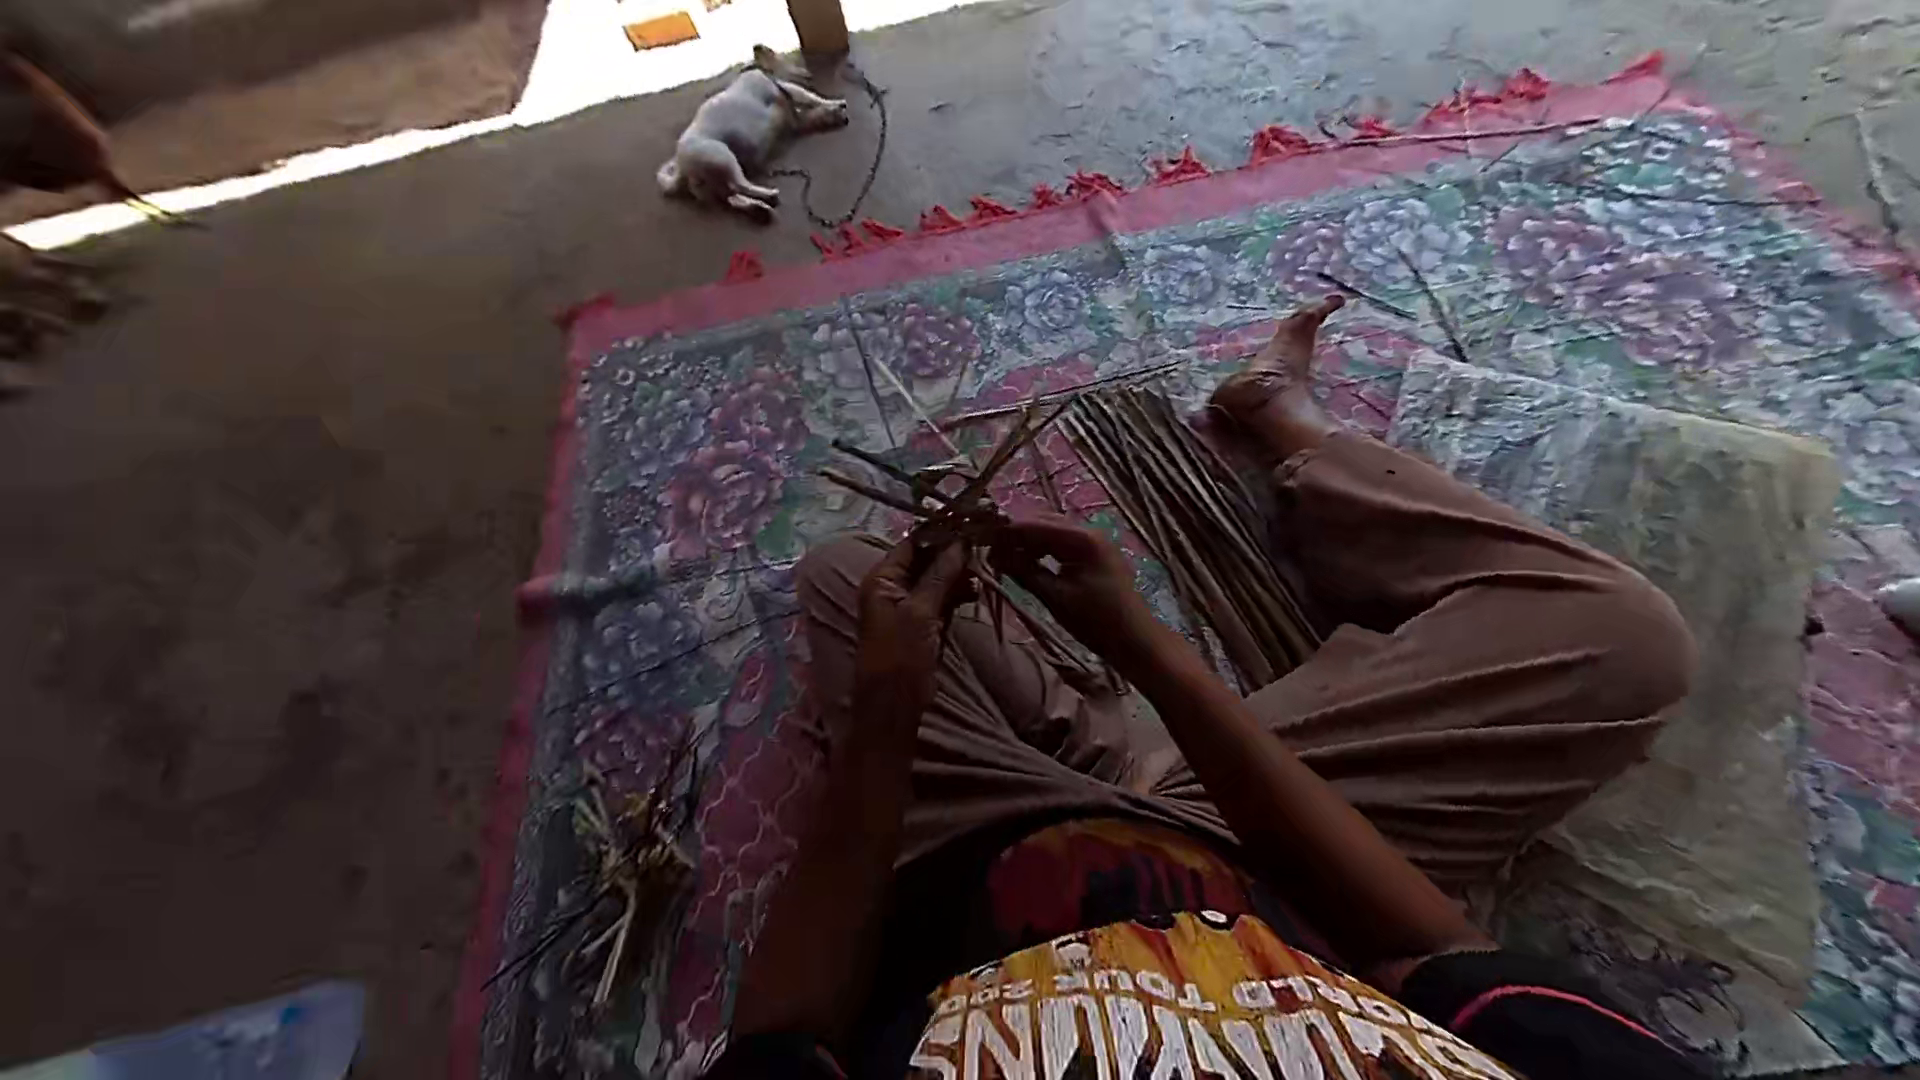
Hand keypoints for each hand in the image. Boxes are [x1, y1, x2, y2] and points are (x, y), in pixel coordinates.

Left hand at [853, 539, 971, 730]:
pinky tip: (974, 590)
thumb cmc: (900, 654)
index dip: (939, 532)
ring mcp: (909, 605)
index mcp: (882, 578)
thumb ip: (940, 574)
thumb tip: (961, 541)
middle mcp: (893, 587)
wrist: (895, 704)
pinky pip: (942, 598)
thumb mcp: (920, 611)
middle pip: (926, 559)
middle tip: (982, 544)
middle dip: (953, 552)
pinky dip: (957, 593)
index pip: (912, 543)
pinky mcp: (923, 622)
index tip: (969, 522)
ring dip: (958, 573)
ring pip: (937, 578)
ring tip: (981, 569)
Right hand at [989, 515, 1163, 665]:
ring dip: (1028, 541)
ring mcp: (1094, 541)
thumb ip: (1024, 571)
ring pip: (1051, 531)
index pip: (1034, 525)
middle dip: (1016, 534)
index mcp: (1081, 539)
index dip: (1006, 532)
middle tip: (990, 551)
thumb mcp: (1054, 597)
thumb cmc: (1097, 622)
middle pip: (1043, 522)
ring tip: (1005, 558)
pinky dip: (1043, 549)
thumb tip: (995, 554)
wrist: (1137, 640)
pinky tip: (1028, 562)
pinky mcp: (1095, 553)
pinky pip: (1062, 542)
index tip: (981, 542)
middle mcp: (1088, 531)